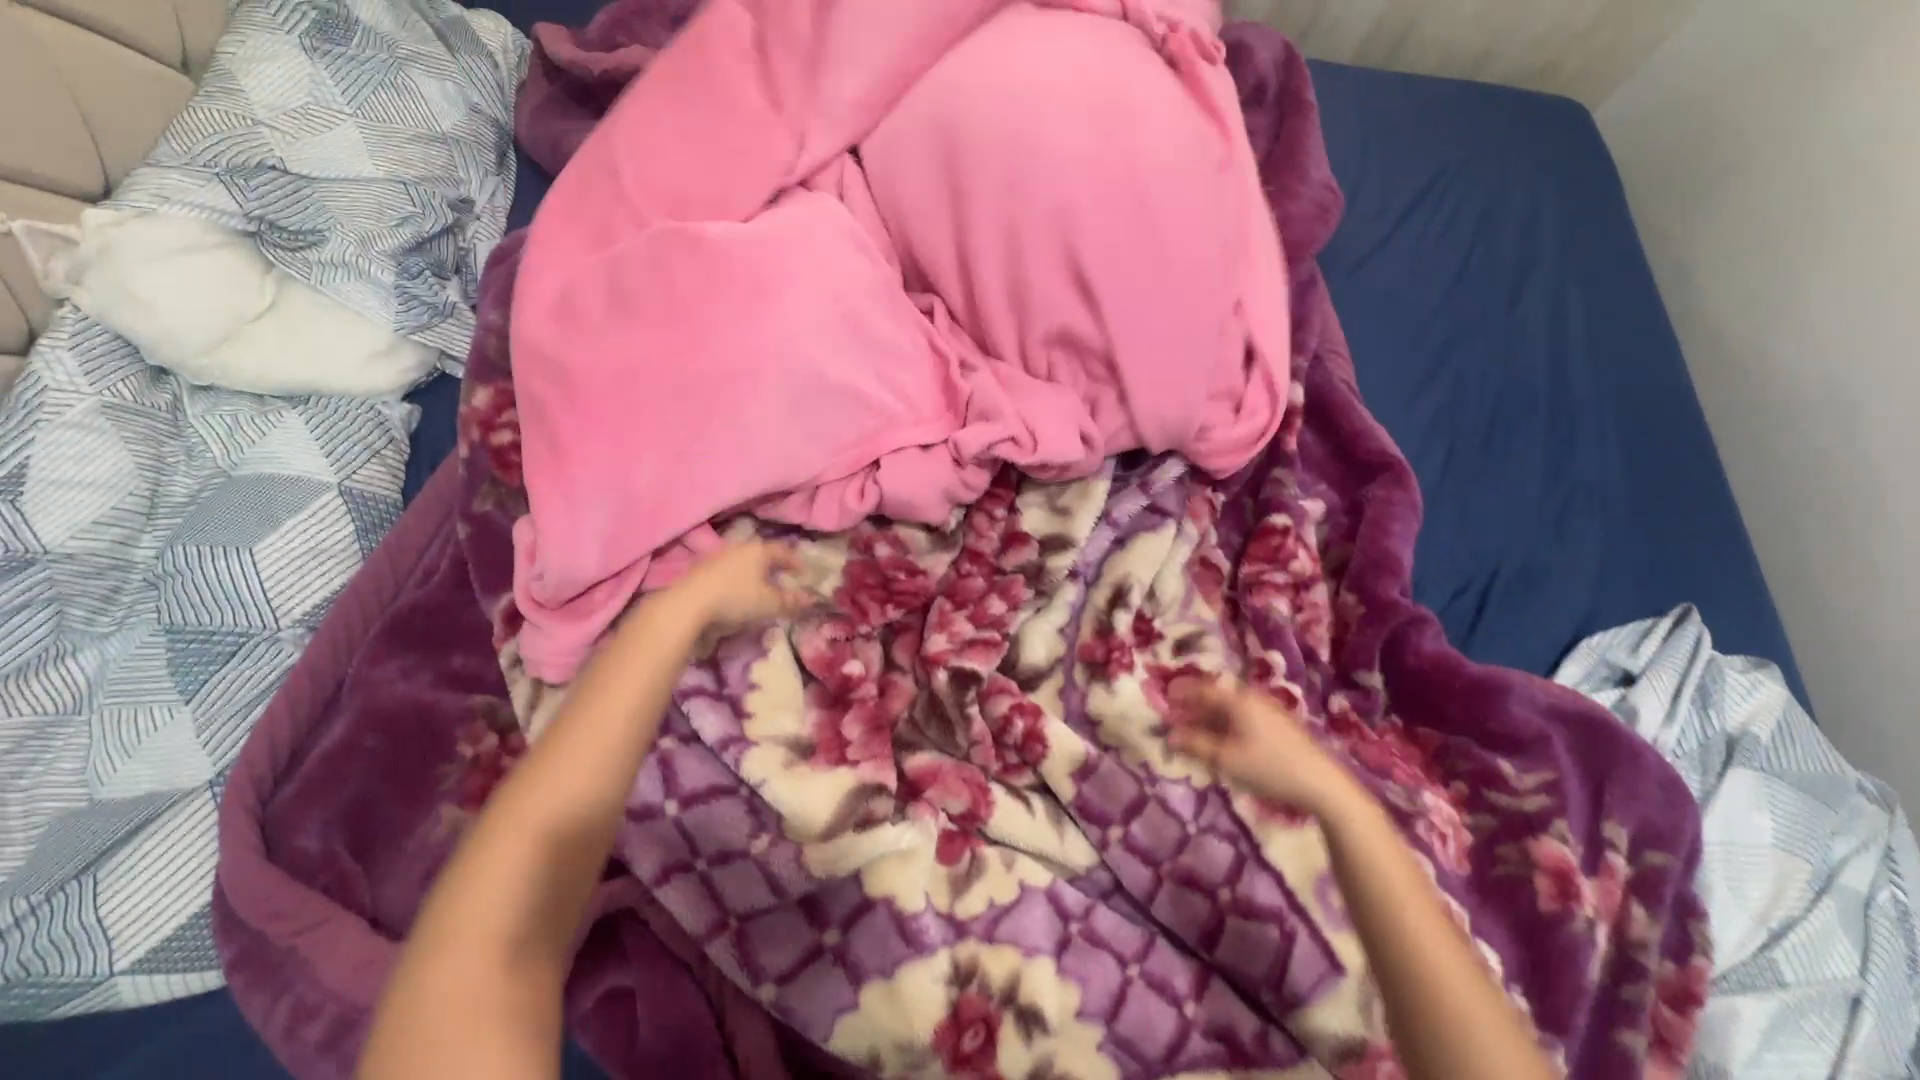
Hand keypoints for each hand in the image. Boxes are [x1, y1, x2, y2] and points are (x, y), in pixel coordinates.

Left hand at [667, 540, 815, 632]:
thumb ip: (792, 601)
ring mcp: (718, 556)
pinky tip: (736, 591)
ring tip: (760, 585)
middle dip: (774, 565)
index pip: (784, 551)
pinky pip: (728, 569)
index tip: (804, 572)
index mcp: (759, 550)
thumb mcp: (770, 604)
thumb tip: (811, 599)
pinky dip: (737, 578)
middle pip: (762, 553)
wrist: (689, 603)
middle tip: (783, 577)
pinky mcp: (701, 568)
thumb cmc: (736, 598)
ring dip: (754, 571)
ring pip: (743, 561)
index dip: (795, 562)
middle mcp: (739, 547)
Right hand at [1167, 675, 1359, 817]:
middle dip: (1193, 708)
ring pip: (1229, 710)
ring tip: (1193, 735)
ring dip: (1208, 720)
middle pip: (1216, 698)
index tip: (1162, 698)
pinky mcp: (1278, 727)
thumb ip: (1196, 745)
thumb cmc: (1269, 768)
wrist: (1321, 783)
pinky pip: (1242, 719)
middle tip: (1174, 720)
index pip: (1202, 689)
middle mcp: (1252, 699)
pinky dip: (1225, 727)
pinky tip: (1220, 743)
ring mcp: (1268, 712)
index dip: (1181, 693)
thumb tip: (1170, 736)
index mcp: (1238, 700)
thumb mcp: (1227, 759)